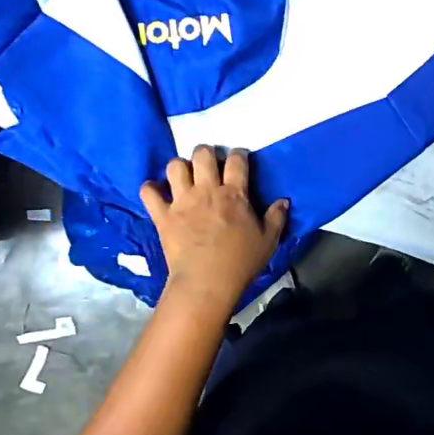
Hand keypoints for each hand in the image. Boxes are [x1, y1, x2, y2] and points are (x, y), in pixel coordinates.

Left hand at [140, 145, 289, 308]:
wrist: (207, 282)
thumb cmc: (241, 262)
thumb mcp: (268, 241)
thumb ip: (276, 218)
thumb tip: (283, 200)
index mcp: (234, 194)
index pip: (236, 160)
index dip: (238, 154)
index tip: (238, 158)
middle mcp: (206, 190)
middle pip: (202, 154)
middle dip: (205, 152)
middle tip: (208, 162)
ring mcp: (182, 201)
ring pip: (175, 166)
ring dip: (179, 166)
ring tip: (184, 176)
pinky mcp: (163, 215)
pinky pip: (149, 193)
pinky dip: (150, 189)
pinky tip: (156, 192)